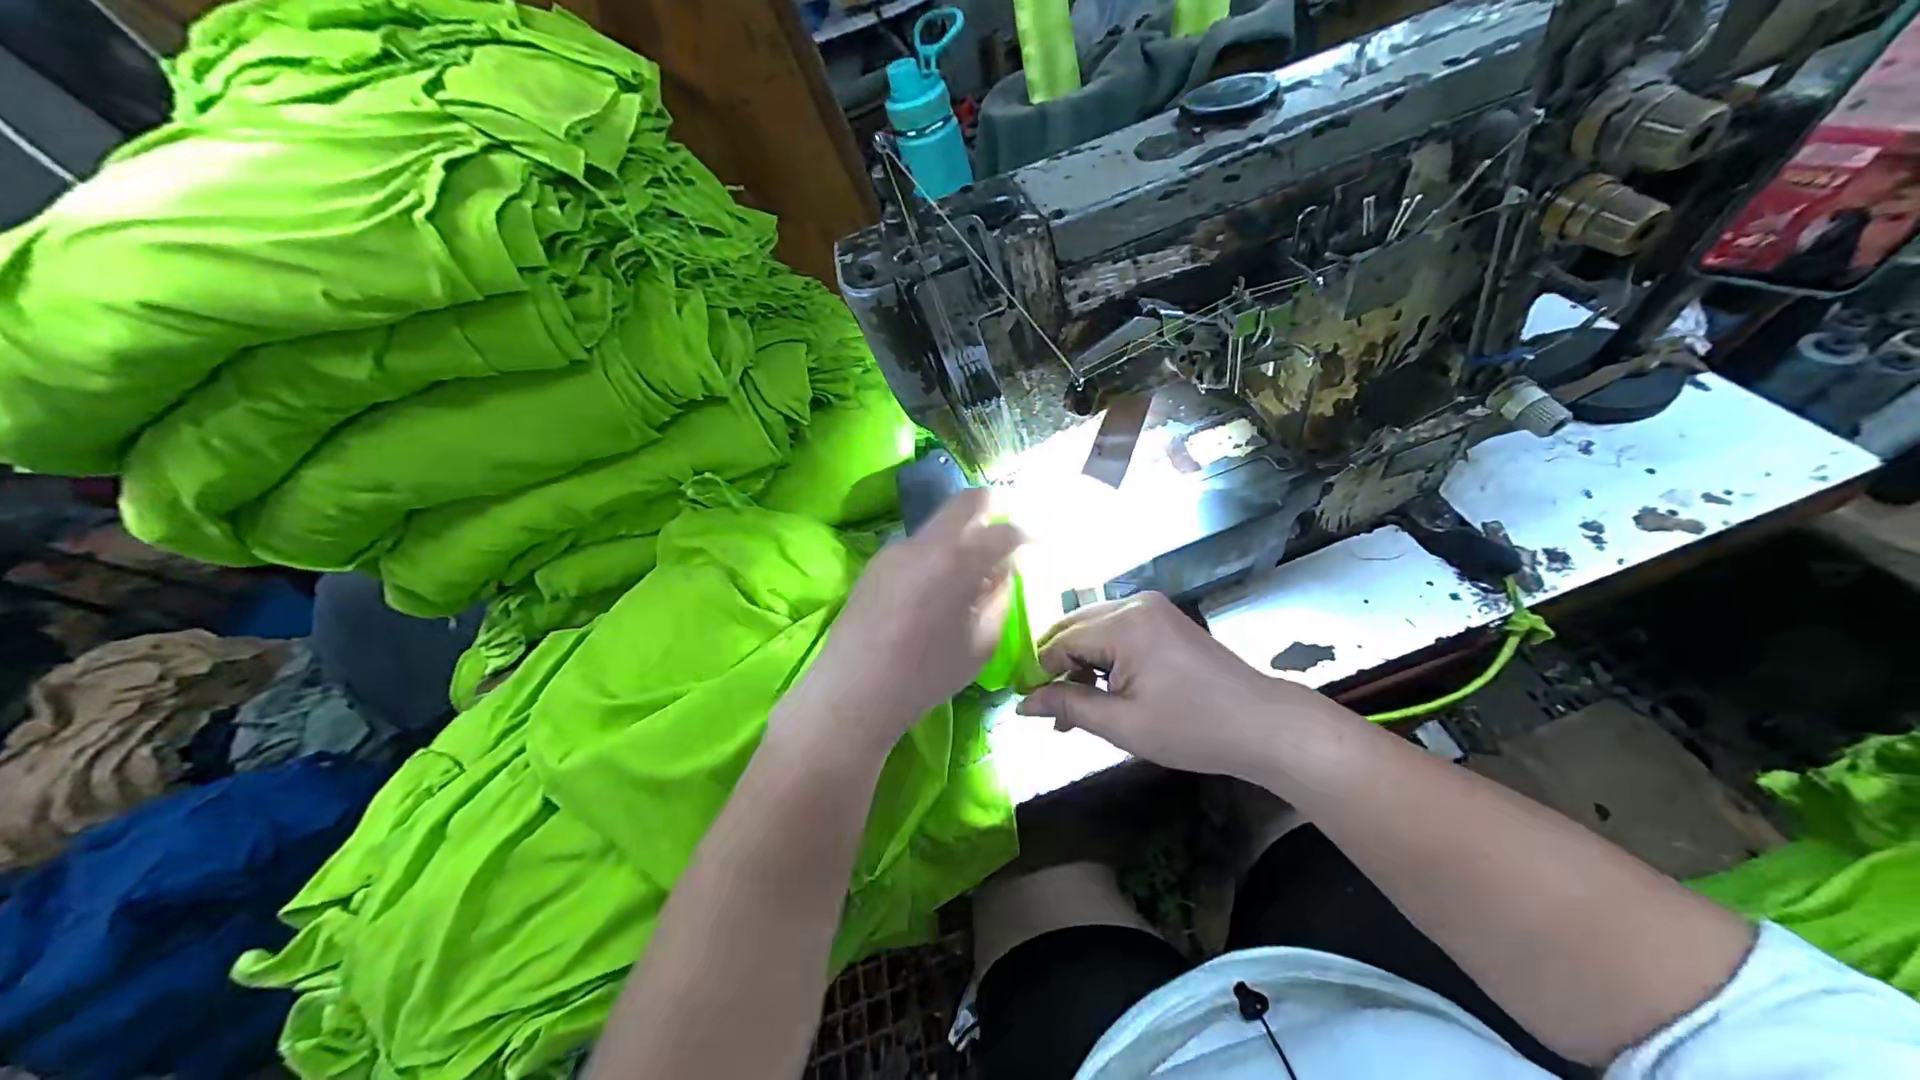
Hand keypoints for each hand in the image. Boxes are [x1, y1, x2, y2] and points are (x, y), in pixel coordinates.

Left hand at [777, 488, 1022, 755]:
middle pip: (967, 502)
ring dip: (961, 535)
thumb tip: (1003, 572)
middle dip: (994, 509)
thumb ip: (1000, 599)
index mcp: (957, 562)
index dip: (1026, 537)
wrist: (853, 690)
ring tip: (969, 571)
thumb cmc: (926, 675)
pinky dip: (937, 553)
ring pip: (939, 524)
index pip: (1004, 531)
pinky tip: (935, 588)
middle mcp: (924, 543)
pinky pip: (917, 546)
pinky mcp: (876, 562)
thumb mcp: (981, 643)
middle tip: (1005, 534)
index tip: (1034, 547)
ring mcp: (895, 549)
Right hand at [1016, 592, 1357, 780]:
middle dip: (1056, 666)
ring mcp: (1152, 609)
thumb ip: (1068, 705)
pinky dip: (1102, 659)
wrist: (1263, 725)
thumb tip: (1023, 703)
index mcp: (1125, 625)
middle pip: (1074, 627)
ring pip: (1093, 629)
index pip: (1060, 641)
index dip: (1038, 672)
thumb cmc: (1193, 729)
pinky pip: (1116, 632)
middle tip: (1047, 708)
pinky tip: (1100, 692)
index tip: (1027, 704)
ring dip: (1078, 664)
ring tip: (1073, 709)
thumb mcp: (1123, 724)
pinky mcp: (1163, 620)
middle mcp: (1135, 604)